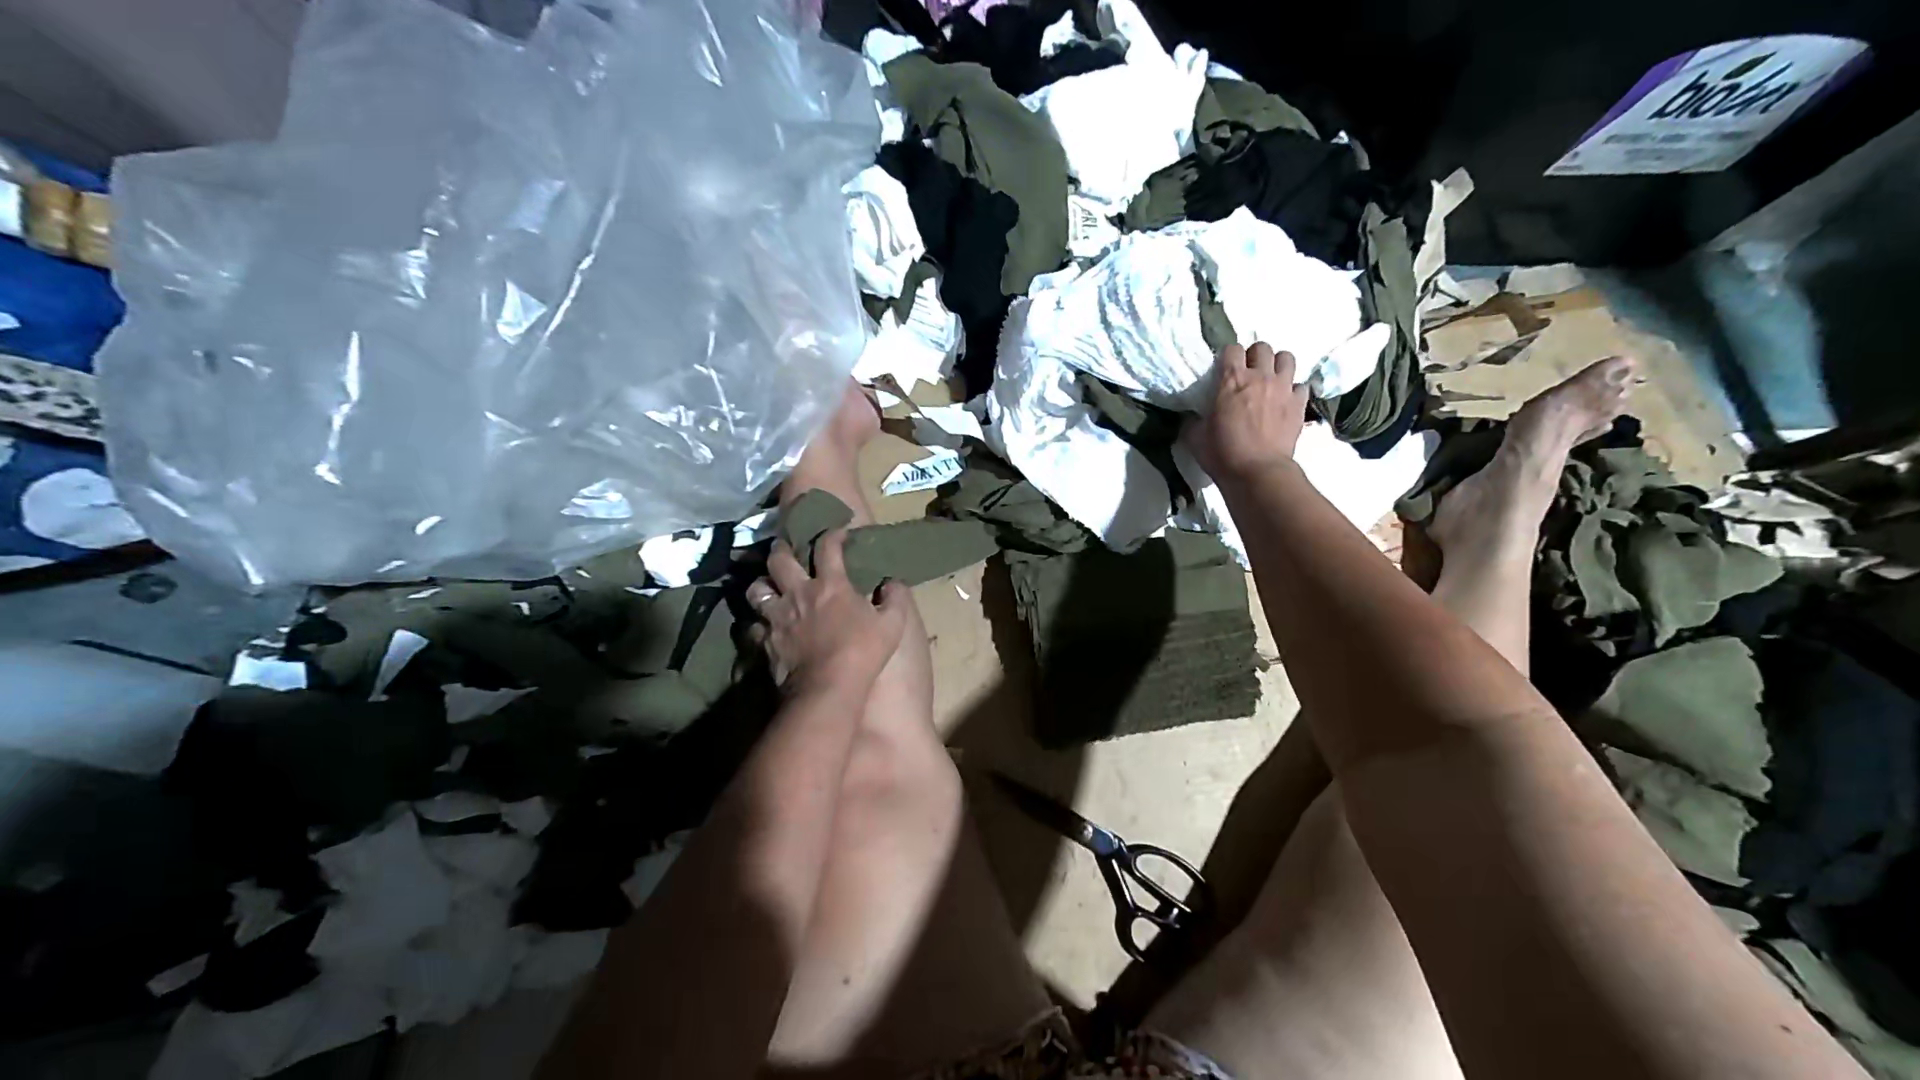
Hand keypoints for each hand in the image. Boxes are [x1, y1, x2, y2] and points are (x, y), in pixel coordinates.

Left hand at [745, 530, 908, 696]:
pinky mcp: (764, 640)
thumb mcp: (893, 625)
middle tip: (786, 550)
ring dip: (762, 584)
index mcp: (831, 585)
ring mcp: (777, 617)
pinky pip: (753, 625)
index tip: (839, 534)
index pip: (828, 547)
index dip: (833, 535)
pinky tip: (764, 627)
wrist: (826, 688)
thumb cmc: (862, 653)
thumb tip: (894, 583)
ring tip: (768, 587)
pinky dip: (757, 623)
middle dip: (781, 549)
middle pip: (779, 559)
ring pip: (756, 589)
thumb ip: (895, 599)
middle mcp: (798, 593)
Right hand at [1185, 342, 1308, 481]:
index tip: (1223, 369)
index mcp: (1231, 380)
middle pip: (1262, 347)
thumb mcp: (1194, 437)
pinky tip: (1285, 400)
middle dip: (1254, 356)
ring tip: (1270, 379)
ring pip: (1287, 358)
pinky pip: (1300, 385)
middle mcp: (1260, 377)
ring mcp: (1283, 388)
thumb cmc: (1222, 454)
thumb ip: (1193, 420)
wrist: (1258, 473)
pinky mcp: (1299, 404)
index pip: (1232, 349)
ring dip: (1277, 365)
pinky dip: (1293, 389)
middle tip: (1248, 372)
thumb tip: (1192, 416)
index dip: (1227, 357)